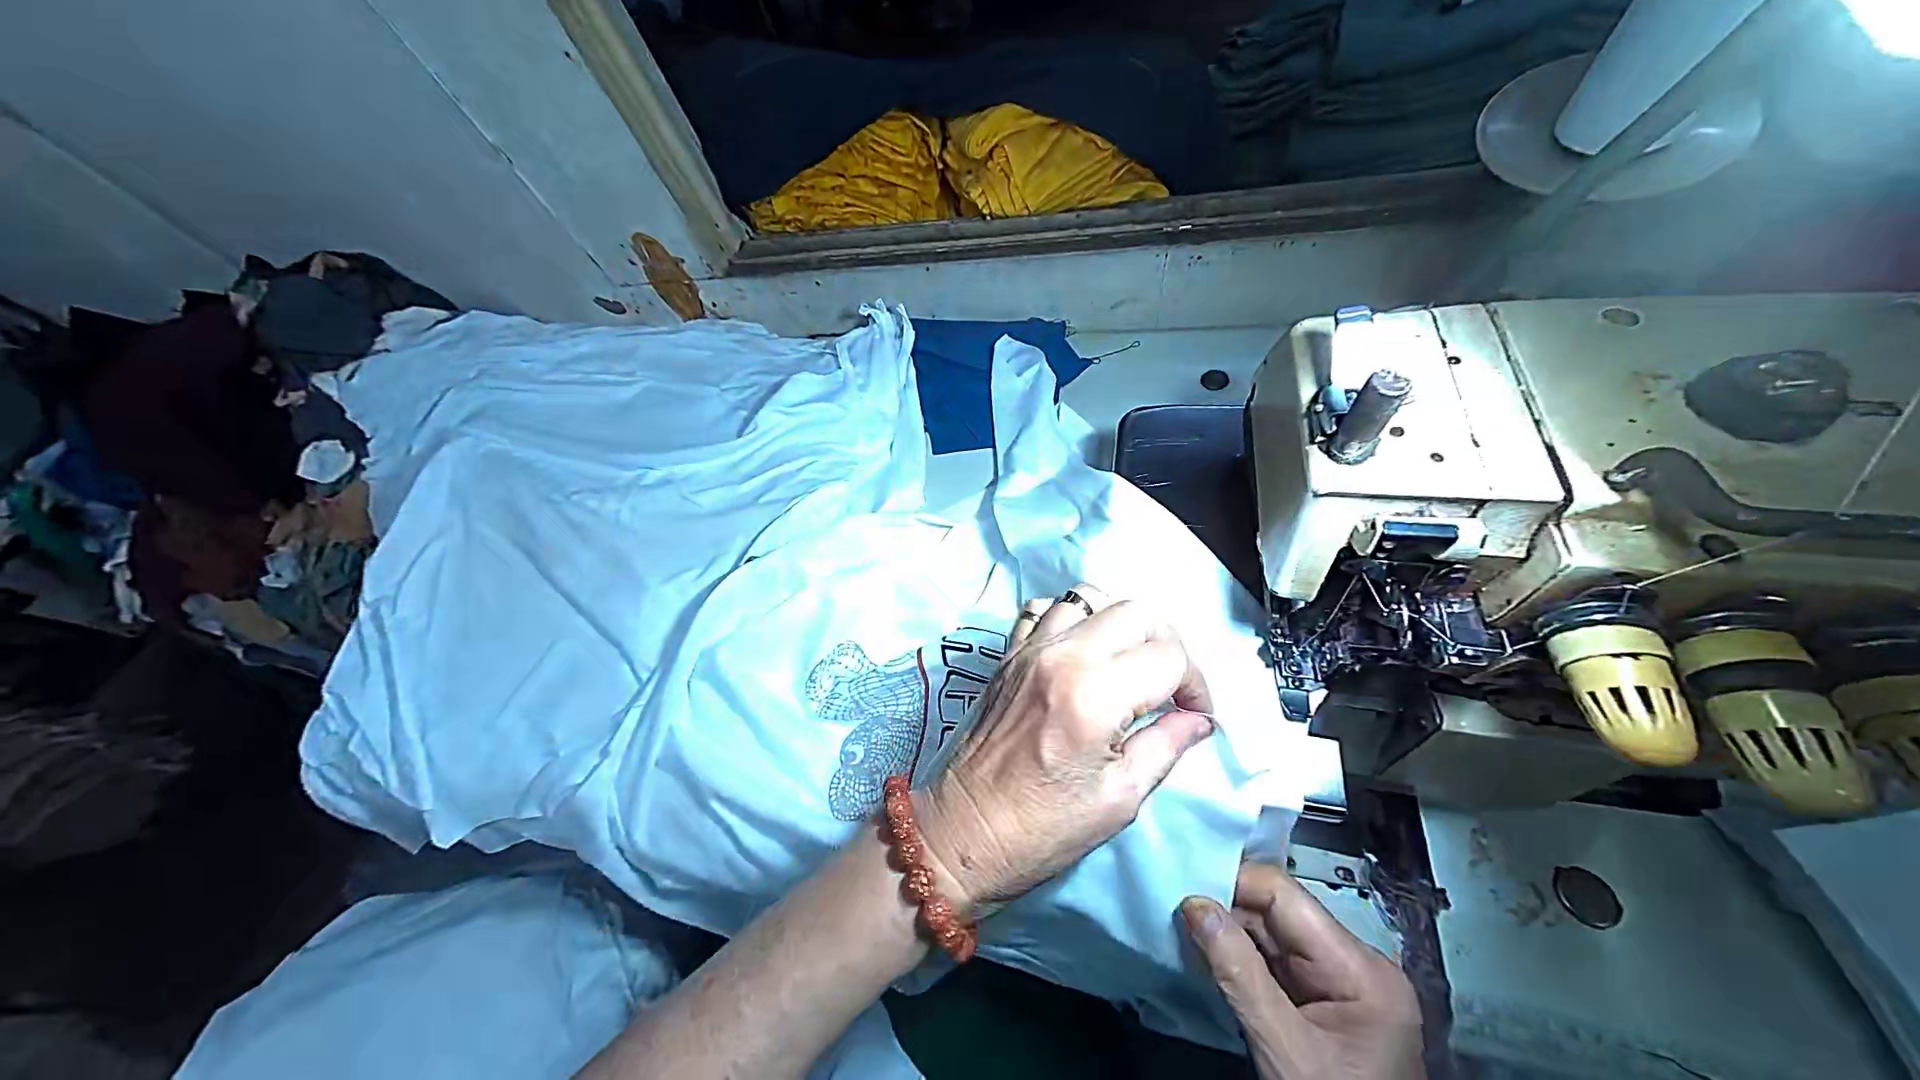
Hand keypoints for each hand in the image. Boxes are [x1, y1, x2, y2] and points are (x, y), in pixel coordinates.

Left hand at [916, 584, 1216, 911]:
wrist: (963, 830)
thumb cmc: (1042, 829)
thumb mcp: (1119, 799)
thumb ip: (1166, 746)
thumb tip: (1198, 720)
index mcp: (1093, 694)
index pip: (1169, 656)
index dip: (1196, 685)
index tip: (1195, 715)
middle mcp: (1060, 656)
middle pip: (1137, 612)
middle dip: (1167, 645)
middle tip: (1169, 688)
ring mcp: (1028, 649)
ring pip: (1090, 598)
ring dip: (1121, 623)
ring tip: (1128, 663)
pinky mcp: (1007, 654)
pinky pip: (1044, 609)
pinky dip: (1072, 617)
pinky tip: (1081, 650)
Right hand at [1182, 863, 1423, 1079]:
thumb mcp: (1283, 1048)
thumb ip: (1239, 973)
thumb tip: (1194, 905)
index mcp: (1362, 969)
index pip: (1286, 897)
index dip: (1233, 884)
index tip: (1184, 892)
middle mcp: (1359, 963)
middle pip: (1279, 913)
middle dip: (1227, 911)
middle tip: (1178, 915)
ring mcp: (1345, 982)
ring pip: (1273, 935)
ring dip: (1230, 934)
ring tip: (1188, 934)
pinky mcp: (1328, 1000)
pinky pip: (1277, 962)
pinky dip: (1243, 958)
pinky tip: (1213, 958)